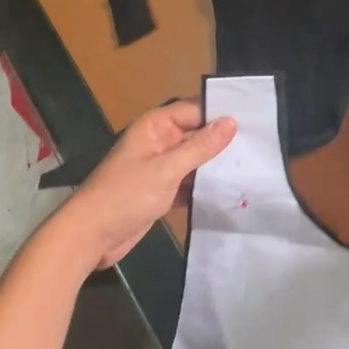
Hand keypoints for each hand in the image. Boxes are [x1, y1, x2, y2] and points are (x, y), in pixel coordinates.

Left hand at [53, 102, 236, 270]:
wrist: (89, 237)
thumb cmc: (125, 196)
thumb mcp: (166, 170)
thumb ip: (200, 146)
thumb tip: (232, 121)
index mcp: (156, 126)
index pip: (195, 111)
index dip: (221, 115)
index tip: (254, 121)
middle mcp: (159, 141)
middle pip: (197, 134)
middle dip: (222, 142)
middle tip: (258, 148)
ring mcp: (159, 167)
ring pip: (194, 160)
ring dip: (214, 166)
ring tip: (250, 169)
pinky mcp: (160, 190)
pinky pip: (188, 181)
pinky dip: (203, 186)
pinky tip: (228, 192)